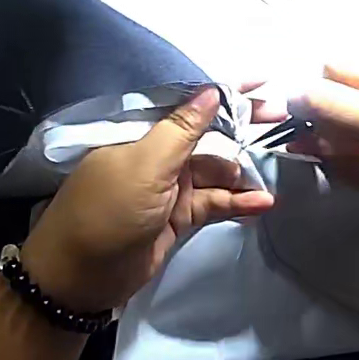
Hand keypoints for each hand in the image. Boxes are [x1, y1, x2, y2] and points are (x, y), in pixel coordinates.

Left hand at [20, 87, 274, 312]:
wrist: (80, 277)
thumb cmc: (109, 211)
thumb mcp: (145, 166)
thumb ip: (182, 130)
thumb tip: (212, 91)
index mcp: (143, 134)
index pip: (189, 104)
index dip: (224, 91)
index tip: (261, 81)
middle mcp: (157, 155)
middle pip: (208, 135)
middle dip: (242, 127)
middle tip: (279, 117)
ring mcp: (169, 187)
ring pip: (215, 171)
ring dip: (242, 174)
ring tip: (268, 177)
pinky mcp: (179, 217)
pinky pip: (214, 202)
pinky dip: (237, 202)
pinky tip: (262, 203)